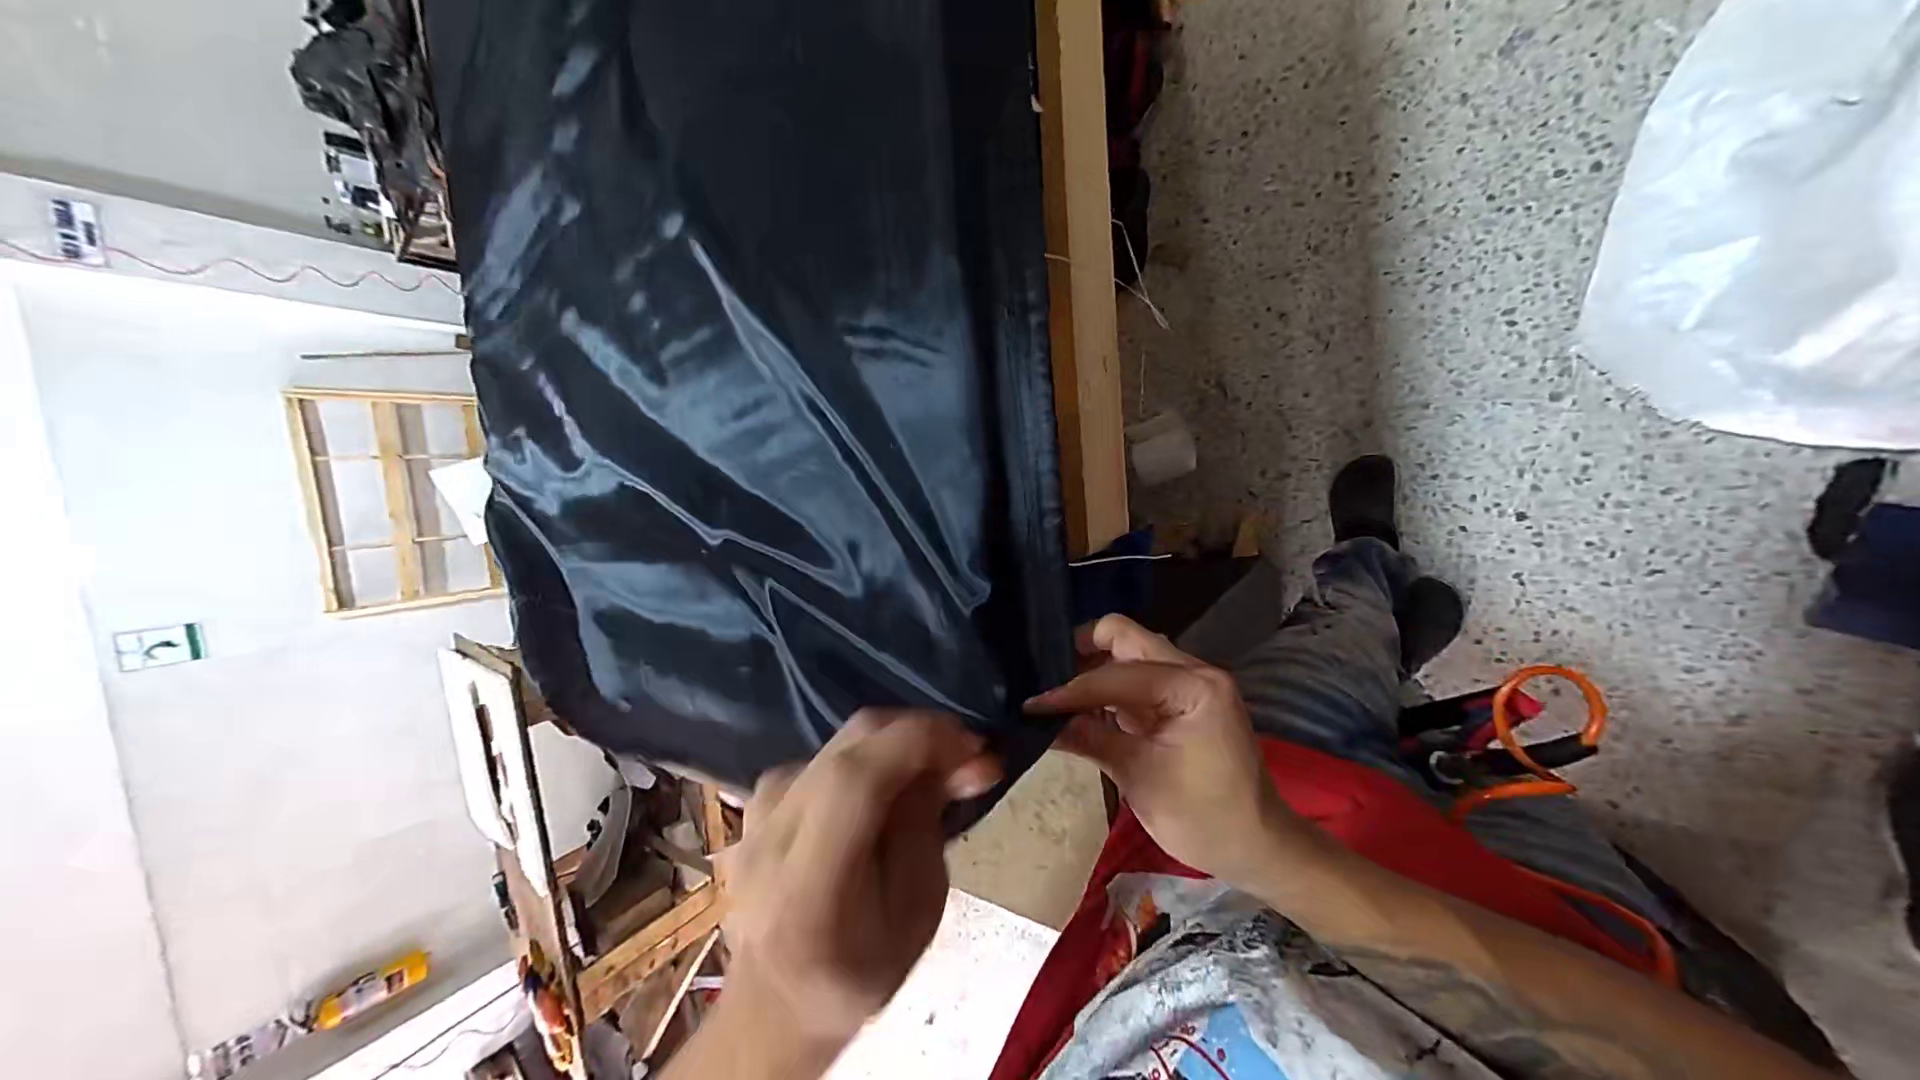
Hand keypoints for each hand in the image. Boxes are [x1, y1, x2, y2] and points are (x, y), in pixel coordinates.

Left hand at [717, 708, 1001, 1053]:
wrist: (775, 1000)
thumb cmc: (857, 974)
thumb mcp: (915, 917)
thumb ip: (926, 832)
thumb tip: (960, 759)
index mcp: (806, 888)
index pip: (856, 779)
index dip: (921, 743)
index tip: (976, 747)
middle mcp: (769, 835)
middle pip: (851, 745)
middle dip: (921, 734)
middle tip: (970, 755)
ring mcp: (757, 811)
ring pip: (842, 743)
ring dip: (898, 745)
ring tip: (936, 772)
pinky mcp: (758, 798)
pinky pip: (826, 755)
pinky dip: (870, 756)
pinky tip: (892, 783)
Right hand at [1025, 614, 1306, 885]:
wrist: (1256, 846)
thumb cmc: (1204, 817)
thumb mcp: (1140, 778)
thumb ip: (1090, 739)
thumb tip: (1038, 722)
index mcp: (1194, 686)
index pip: (1116, 675)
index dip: (1070, 691)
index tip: (1031, 706)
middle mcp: (1193, 670)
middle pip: (1123, 637)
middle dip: (1078, 652)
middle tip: (1042, 678)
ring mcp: (1188, 681)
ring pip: (1126, 652)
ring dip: (1090, 668)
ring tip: (1054, 693)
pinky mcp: (1179, 699)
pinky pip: (1134, 677)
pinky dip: (1105, 686)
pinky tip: (1078, 707)